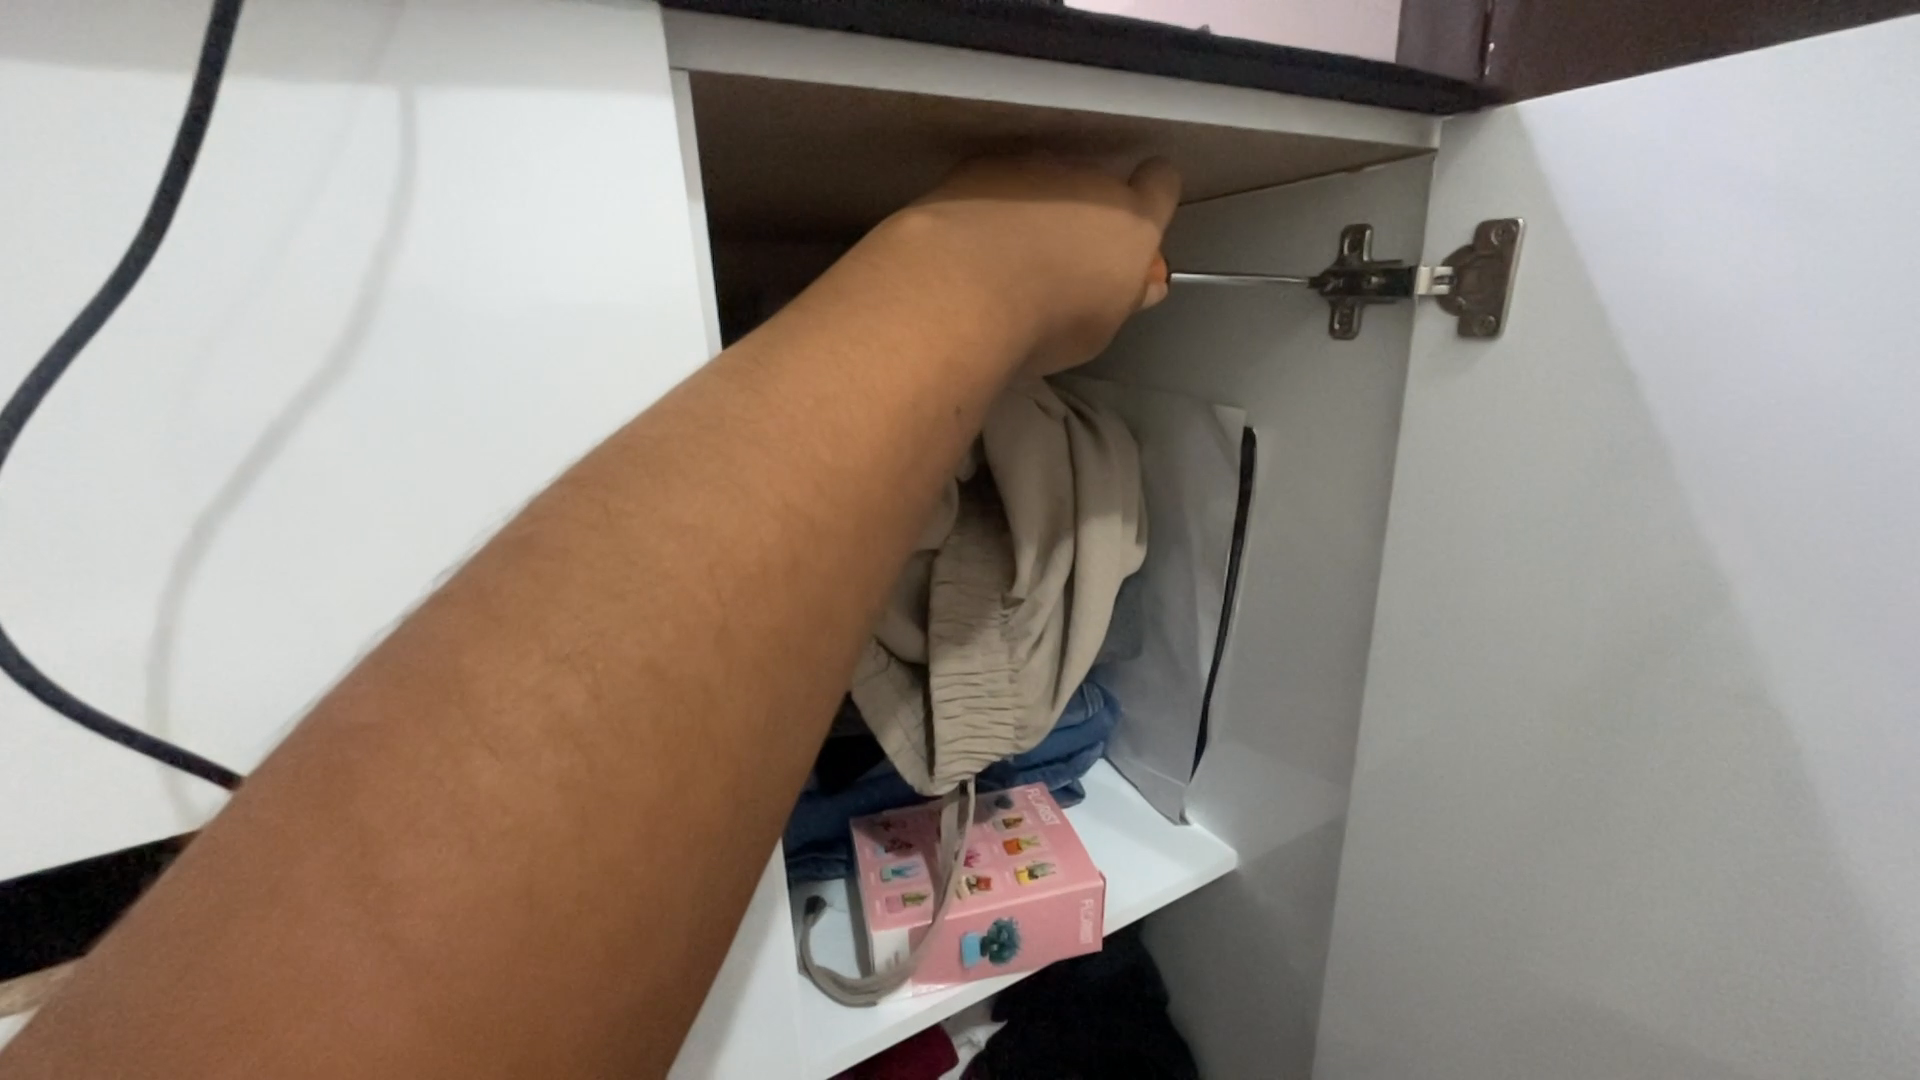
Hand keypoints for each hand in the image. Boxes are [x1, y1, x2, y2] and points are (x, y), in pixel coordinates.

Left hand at [866, 157, 1181, 374]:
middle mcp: (1089, 180)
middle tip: (1056, 263)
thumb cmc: (1044, 326)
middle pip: (1096, 184)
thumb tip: (1141, 286)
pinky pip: (995, 183)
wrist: (963, 294)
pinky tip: (967, 244)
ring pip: (1044, 180)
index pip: (1161, 184)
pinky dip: (988, 206)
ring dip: (1033, 208)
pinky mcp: (981, 167)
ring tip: (1003, 258)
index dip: (1148, 200)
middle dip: (1082, 214)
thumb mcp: (1097, 329)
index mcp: (1131, 222)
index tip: (1128, 228)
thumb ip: (1121, 297)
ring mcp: (1033, 167)